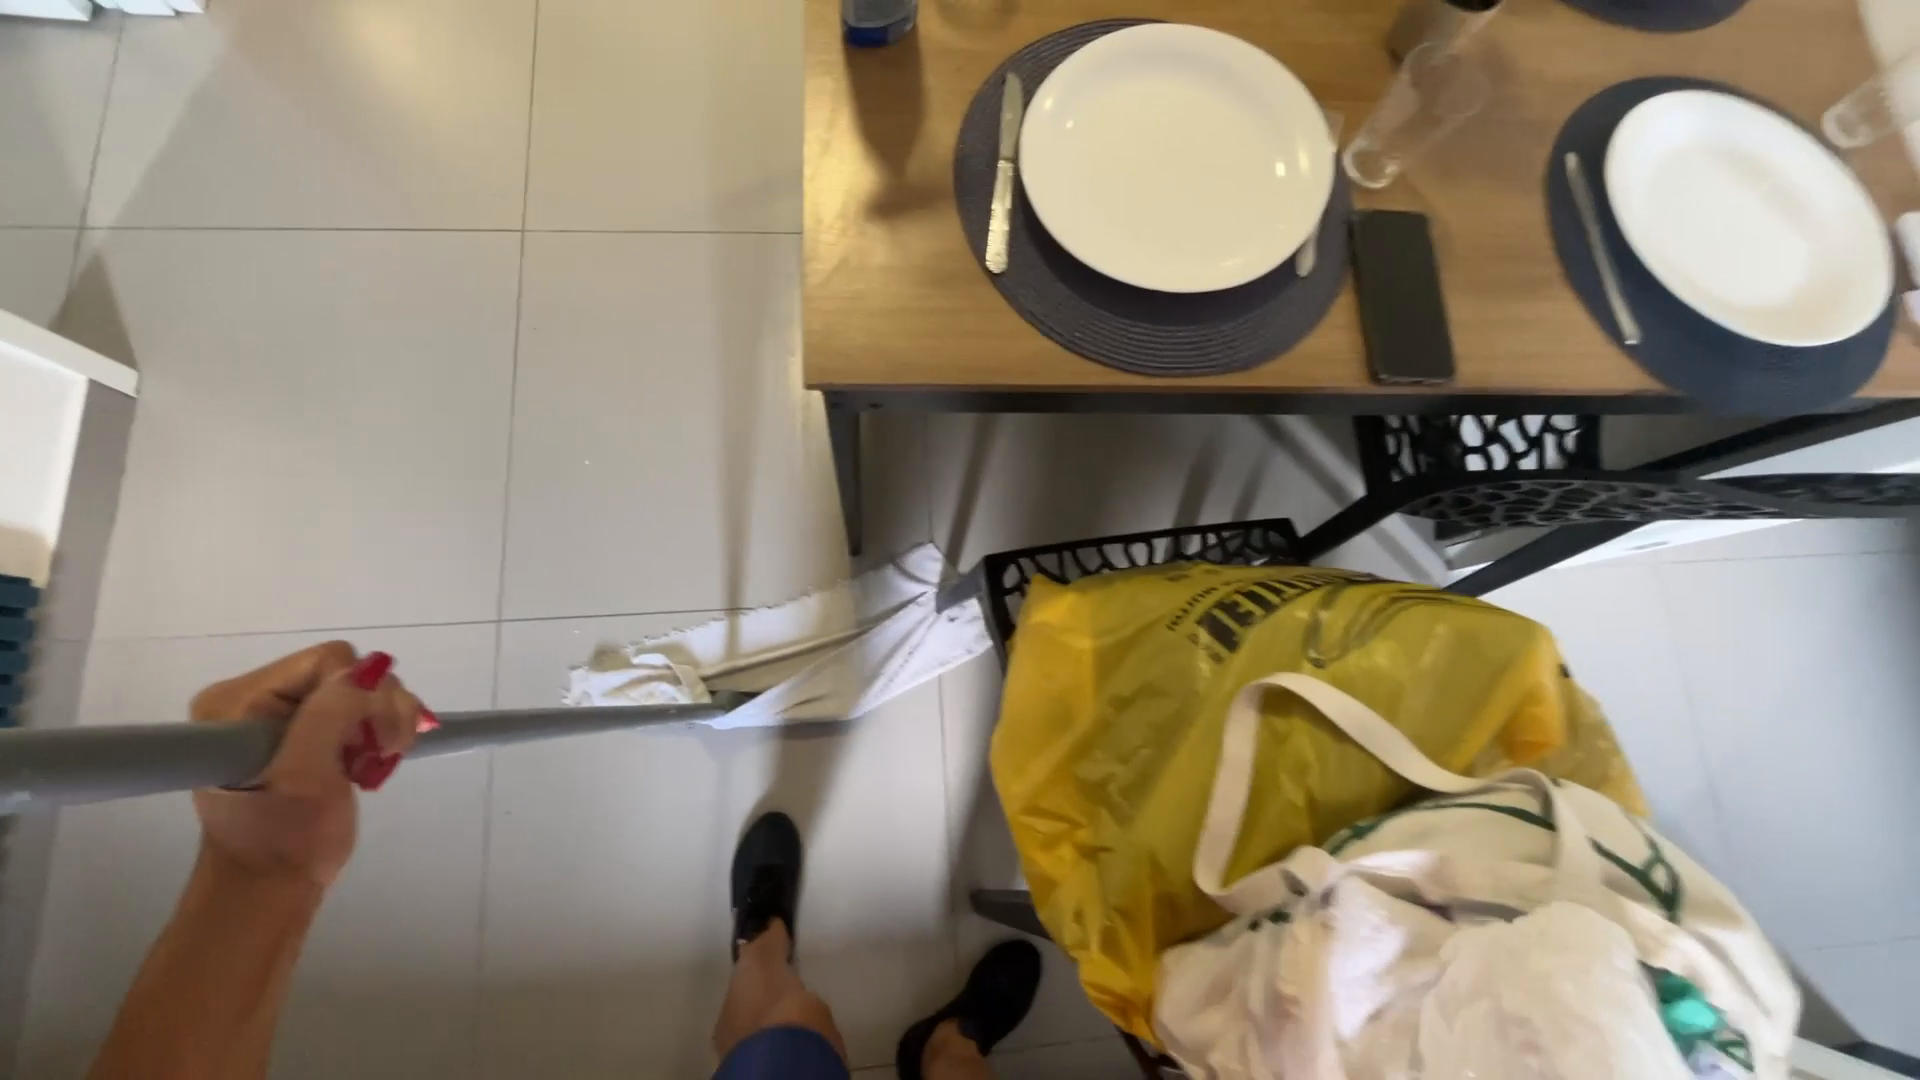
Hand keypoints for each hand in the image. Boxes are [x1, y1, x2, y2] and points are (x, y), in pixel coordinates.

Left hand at [188, 643, 435, 888]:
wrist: (275, 885)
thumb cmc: (283, 837)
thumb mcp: (306, 776)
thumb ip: (331, 715)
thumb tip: (370, 670)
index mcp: (238, 701)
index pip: (328, 661)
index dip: (361, 695)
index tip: (369, 741)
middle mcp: (258, 696)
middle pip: (352, 672)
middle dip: (381, 711)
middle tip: (383, 754)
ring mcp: (286, 712)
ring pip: (368, 687)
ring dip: (389, 722)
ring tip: (380, 762)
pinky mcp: (311, 727)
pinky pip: (368, 706)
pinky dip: (386, 729)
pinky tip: (377, 758)